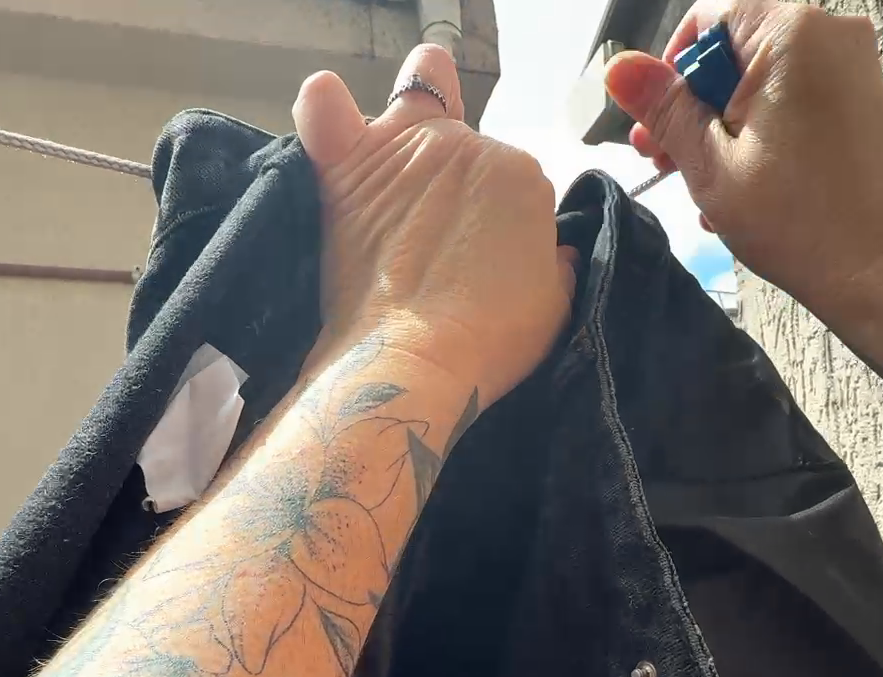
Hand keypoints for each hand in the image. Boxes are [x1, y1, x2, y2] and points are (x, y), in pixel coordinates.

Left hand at [293, 46, 577, 404]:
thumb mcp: (555, 308)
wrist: (414, 362)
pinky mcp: (346, 172)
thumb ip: (556, 266)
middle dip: (460, 186)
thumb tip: (554, 253)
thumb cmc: (490, 343)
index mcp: (522, 177)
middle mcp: (466, 145)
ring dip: (410, 134)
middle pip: (465, 149)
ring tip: (401, 179)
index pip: (515, 184)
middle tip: (444, 243)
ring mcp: (403, 150)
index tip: (489, 265)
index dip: (504, 223)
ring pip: (411, 108)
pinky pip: (326, 113)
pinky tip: (329, 116)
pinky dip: (326, 112)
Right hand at [604, 0, 882, 317]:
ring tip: (701, 188)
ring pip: (758, 83)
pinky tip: (739, 189)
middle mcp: (826, 33)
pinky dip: (757, 137)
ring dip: (720, 131)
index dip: (669, 72)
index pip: (707, 19)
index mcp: (789, 33)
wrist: (882, 268)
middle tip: (663, 165)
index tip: (656, 130)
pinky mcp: (856, 102)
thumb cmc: (795, 220)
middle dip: (692, 107)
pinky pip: (789, 104)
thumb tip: (618, 68)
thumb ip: (666, 112)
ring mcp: (847, 68)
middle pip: (733, 51)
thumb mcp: (711, 166)